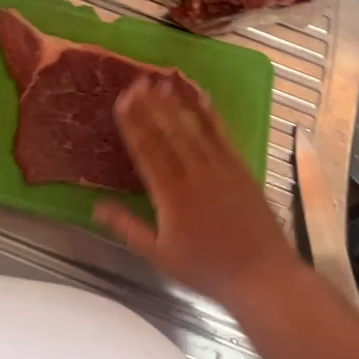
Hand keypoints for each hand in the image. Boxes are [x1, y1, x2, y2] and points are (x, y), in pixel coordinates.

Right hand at [93, 75, 294, 304]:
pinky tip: (200, 97)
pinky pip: (221, 134)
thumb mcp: (159, 255)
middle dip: (150, 105)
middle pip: (167, 132)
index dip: (133, 123)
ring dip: (174, 104)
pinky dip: (209, 113)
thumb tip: (95, 206)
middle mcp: (195, 174)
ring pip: (192, 128)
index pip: (147, 150)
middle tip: (136, 82)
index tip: (121, 101)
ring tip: (160, 82)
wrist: (262, 276)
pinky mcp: (241, 167)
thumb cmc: (206, 269)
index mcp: (171, 194)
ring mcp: (221, 168)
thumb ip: (127, 227)